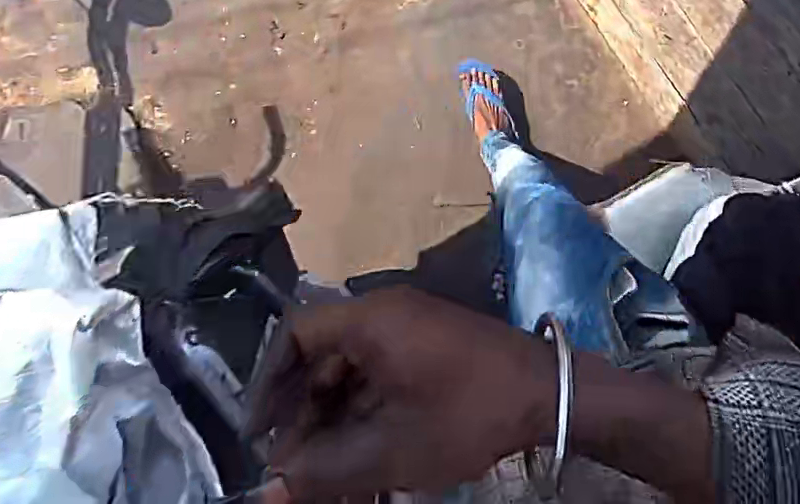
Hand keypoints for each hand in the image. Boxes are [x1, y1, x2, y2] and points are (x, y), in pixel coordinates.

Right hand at [247, 286, 555, 499]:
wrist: (541, 390)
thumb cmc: (464, 412)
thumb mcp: (391, 449)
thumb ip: (324, 469)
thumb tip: (272, 487)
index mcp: (371, 319)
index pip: (298, 331)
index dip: (269, 381)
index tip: (258, 432)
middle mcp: (386, 312)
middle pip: (323, 356)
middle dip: (302, 415)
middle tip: (293, 471)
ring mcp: (409, 326)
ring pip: (351, 371)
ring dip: (333, 421)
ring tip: (326, 477)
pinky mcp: (427, 344)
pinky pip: (379, 374)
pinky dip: (363, 412)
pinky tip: (361, 460)